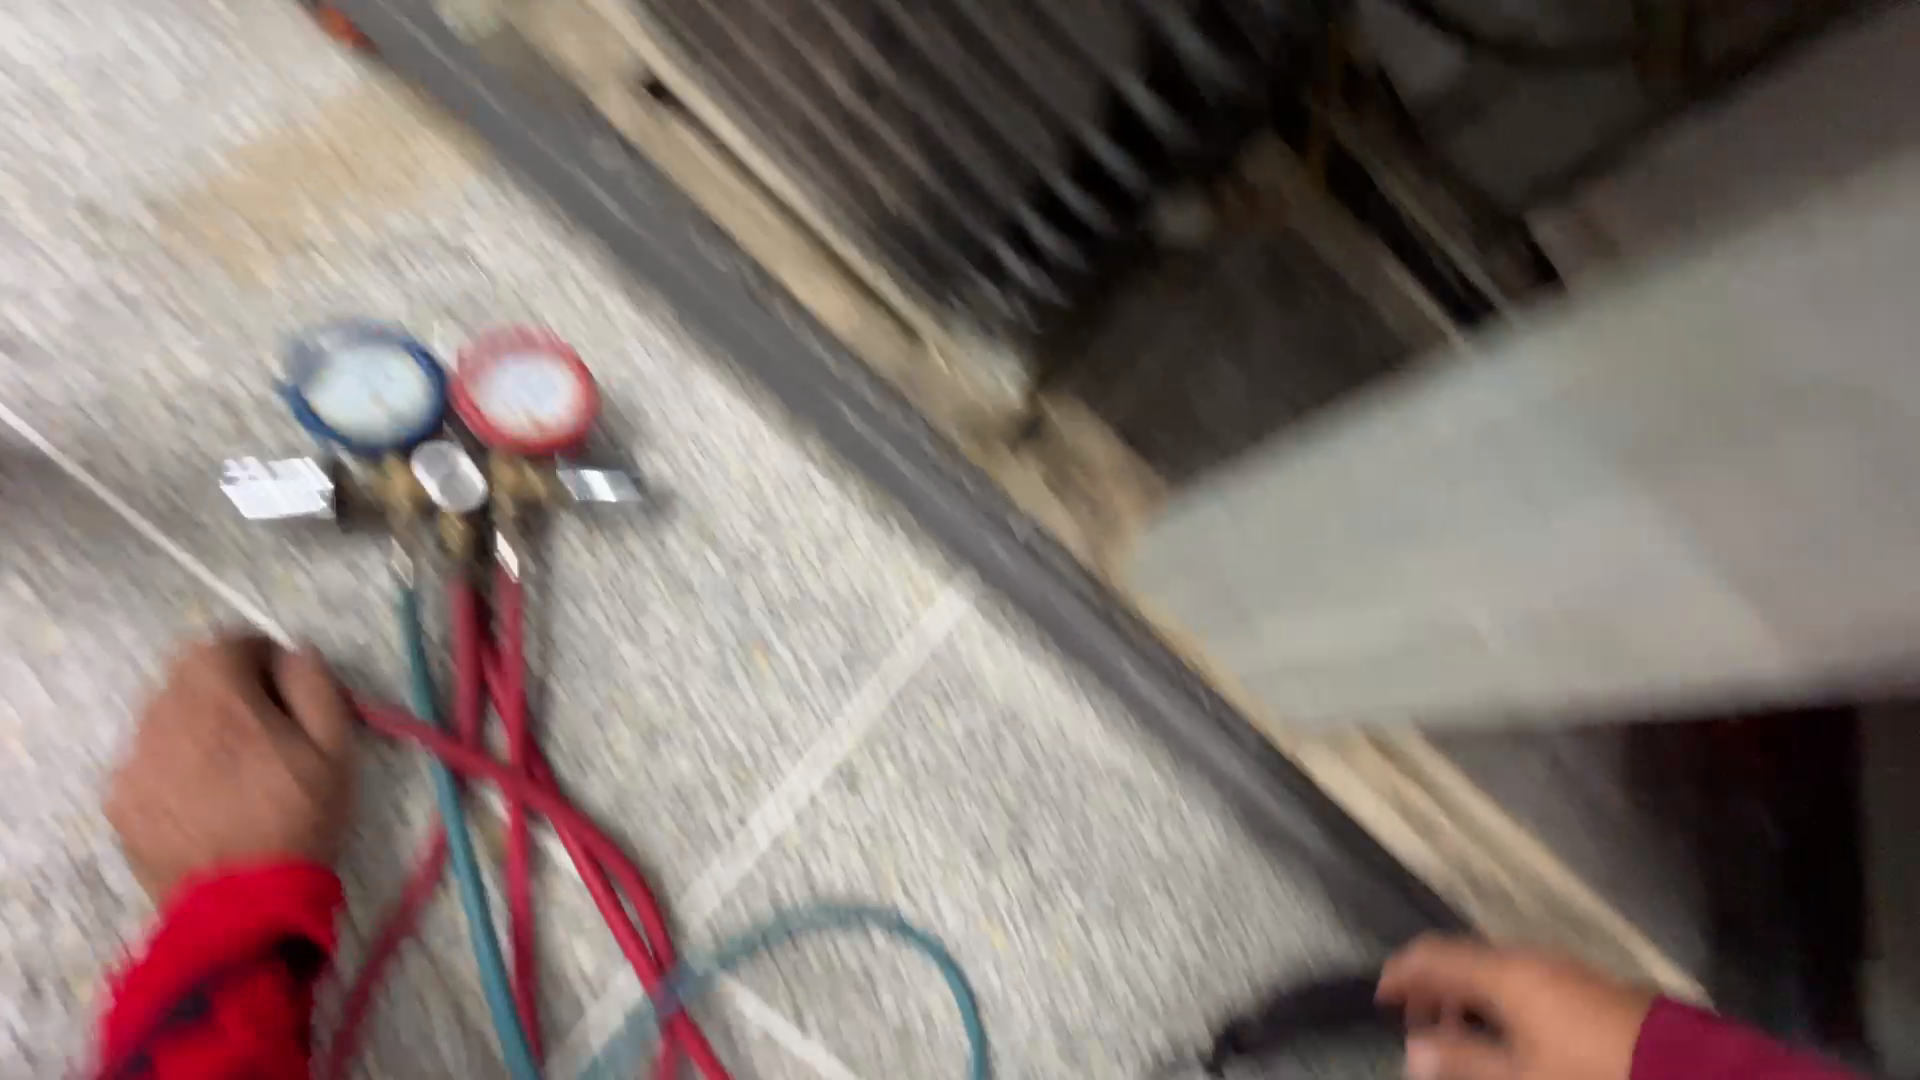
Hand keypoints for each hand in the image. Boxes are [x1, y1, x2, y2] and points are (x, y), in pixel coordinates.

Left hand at [107, 634, 356, 900]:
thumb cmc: (303, 813)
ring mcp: (134, 764)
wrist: (244, 896)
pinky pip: (150, 754)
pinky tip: (212, 786)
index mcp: (222, 707)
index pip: (219, 645)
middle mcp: (165, 726)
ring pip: (166, 714)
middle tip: (270, 715)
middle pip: (187, 676)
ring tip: (242, 754)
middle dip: (230, 683)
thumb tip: (296, 653)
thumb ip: (316, 687)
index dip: (256, 651)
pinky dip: (181, 754)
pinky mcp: (121, 798)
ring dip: (203, 717)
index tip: (283, 675)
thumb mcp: (337, 746)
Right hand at [1377, 935, 1657, 1079]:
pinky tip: (1517, 1040)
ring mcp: (1565, 970)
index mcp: (1502, 972)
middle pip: (1462, 961)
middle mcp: (1527, 958)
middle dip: (1436, 991)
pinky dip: (1505, 1003)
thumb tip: (1411, 1052)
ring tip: (1469, 1040)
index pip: (1432, 955)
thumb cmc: (1596, 1075)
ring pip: (1496, 973)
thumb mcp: (1525, 1078)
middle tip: (1423, 1029)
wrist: (1702, 1079)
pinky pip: (1528, 983)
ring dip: (1471, 1000)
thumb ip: (1464, 1062)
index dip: (1401, 974)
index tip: (1381, 999)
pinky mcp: (1596, 989)